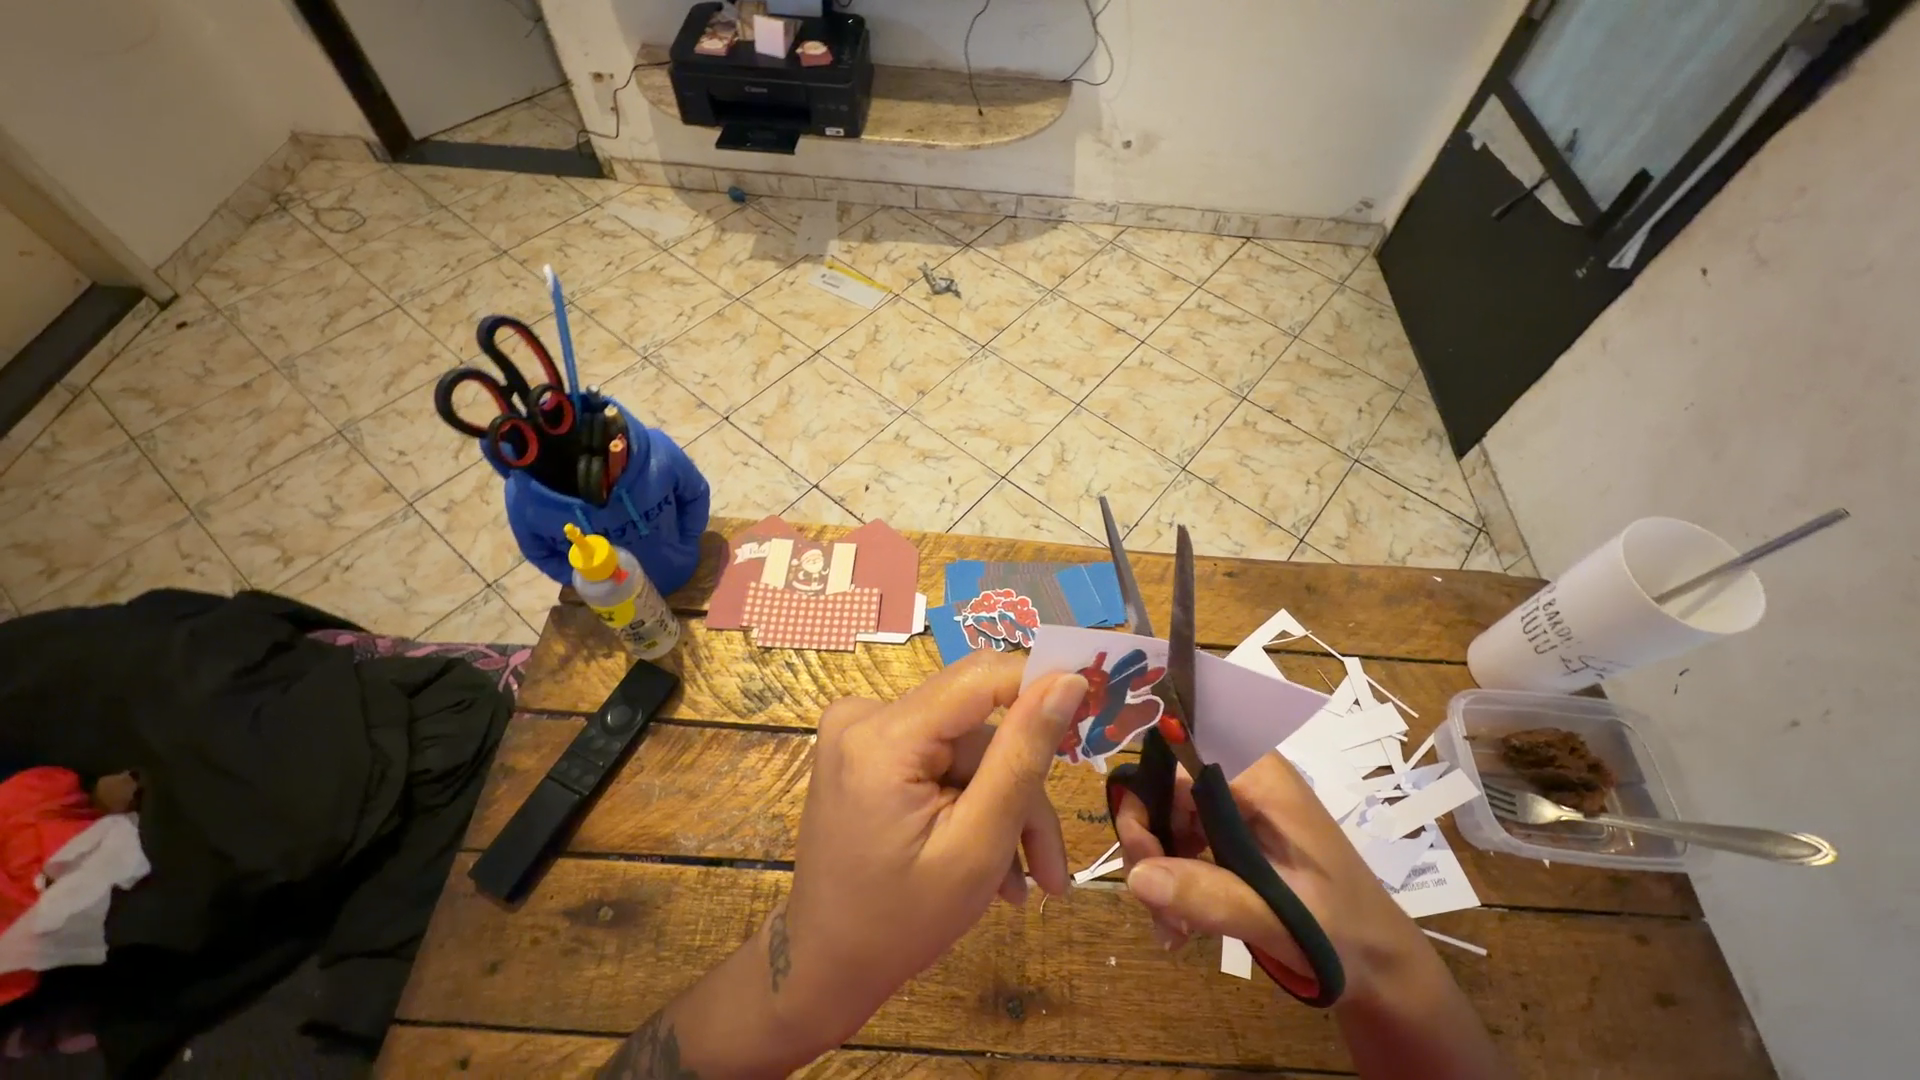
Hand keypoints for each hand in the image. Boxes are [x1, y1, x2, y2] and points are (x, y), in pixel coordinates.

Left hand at [776, 652, 1086, 1045]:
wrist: (826, 965)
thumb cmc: (901, 921)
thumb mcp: (978, 845)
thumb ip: (1023, 756)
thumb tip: (1067, 681)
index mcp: (883, 736)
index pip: (981, 676)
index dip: (1042, 685)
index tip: (1093, 712)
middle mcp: (863, 716)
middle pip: (977, 729)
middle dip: (1021, 794)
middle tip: (1051, 868)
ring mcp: (859, 732)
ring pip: (965, 752)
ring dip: (1000, 811)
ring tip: (1023, 881)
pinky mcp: (864, 751)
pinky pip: (939, 760)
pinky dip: (967, 804)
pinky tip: (988, 865)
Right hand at [1113, 750, 1430, 1005]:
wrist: (1383, 964)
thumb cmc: (1342, 933)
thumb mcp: (1275, 918)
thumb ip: (1208, 896)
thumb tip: (1135, 878)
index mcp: (1259, 778)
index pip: (1174, 760)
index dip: (1145, 802)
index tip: (1142, 860)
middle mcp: (1246, 777)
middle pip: (1165, 788)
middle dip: (1148, 845)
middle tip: (1153, 906)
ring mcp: (1241, 803)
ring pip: (1169, 815)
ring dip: (1158, 869)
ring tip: (1171, 928)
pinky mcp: (1238, 829)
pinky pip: (1186, 837)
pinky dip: (1175, 877)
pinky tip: (1180, 925)